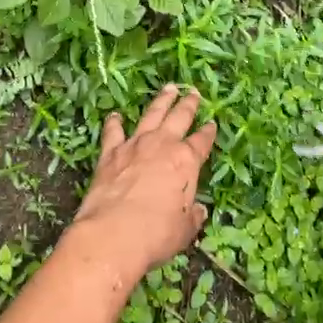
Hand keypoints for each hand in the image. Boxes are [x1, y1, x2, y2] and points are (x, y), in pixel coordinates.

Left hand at [67, 85, 217, 281]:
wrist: (112, 234)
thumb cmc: (156, 234)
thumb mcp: (184, 231)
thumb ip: (192, 217)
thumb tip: (198, 211)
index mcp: (186, 161)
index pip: (202, 141)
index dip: (208, 132)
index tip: (212, 124)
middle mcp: (163, 145)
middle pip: (179, 117)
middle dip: (188, 104)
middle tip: (193, 92)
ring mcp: (135, 146)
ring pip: (151, 115)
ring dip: (161, 101)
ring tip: (168, 88)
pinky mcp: (110, 153)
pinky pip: (113, 132)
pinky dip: (114, 123)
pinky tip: (115, 115)